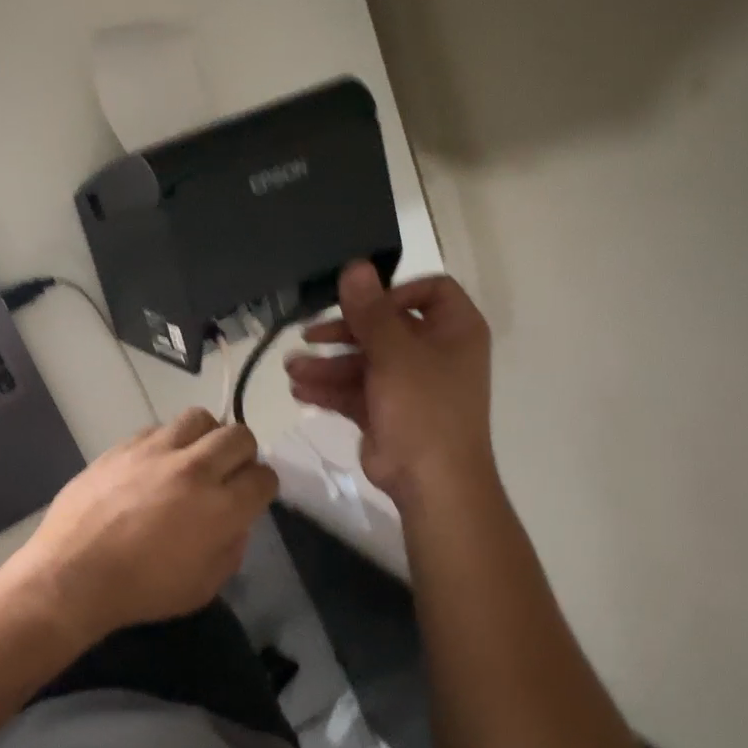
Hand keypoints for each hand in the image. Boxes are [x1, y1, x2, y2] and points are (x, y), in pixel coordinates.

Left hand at [0, 408, 278, 643]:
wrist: (72, 575)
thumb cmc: (141, 591)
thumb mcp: (202, 587)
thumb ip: (230, 550)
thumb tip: (234, 523)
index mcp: (220, 507)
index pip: (264, 477)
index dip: (262, 488)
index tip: (250, 498)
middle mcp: (193, 469)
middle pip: (238, 436)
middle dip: (242, 455)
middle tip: (227, 475)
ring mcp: (154, 452)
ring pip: (199, 418)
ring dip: (205, 438)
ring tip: (192, 460)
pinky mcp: (122, 447)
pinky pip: (157, 428)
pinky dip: (166, 443)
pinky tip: (153, 467)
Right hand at [284, 262, 494, 500]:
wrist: (432, 481)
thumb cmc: (424, 408)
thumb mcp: (396, 353)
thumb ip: (370, 311)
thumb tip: (354, 266)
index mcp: (454, 330)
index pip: (430, 291)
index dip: (394, 292)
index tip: (361, 304)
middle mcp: (434, 352)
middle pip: (385, 327)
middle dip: (344, 332)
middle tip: (310, 334)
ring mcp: (409, 384)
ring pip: (363, 361)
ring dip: (328, 364)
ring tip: (292, 369)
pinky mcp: (386, 412)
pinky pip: (355, 390)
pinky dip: (330, 389)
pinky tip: (300, 390)